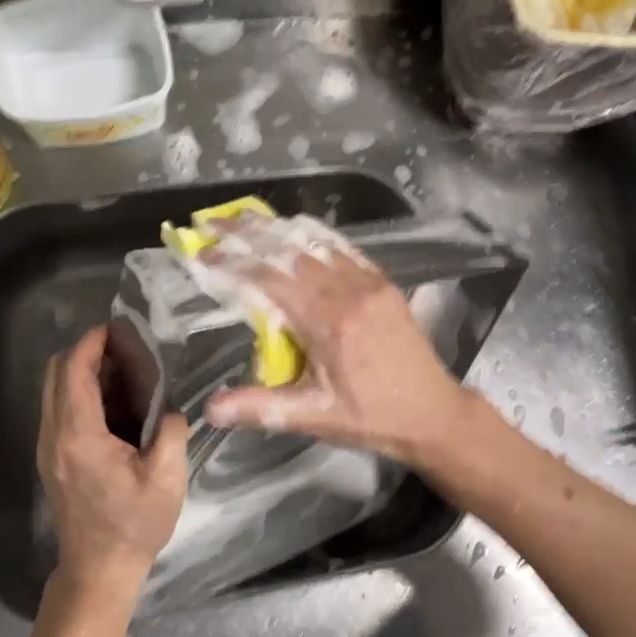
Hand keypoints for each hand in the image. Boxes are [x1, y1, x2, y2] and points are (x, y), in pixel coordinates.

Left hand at [37, 326, 189, 594]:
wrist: (99, 569)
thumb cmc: (135, 524)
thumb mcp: (167, 477)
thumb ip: (171, 430)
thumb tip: (168, 408)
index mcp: (79, 435)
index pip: (74, 370)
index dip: (93, 342)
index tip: (120, 328)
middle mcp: (53, 435)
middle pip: (55, 372)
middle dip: (86, 350)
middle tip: (125, 347)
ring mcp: (47, 447)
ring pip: (53, 390)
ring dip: (82, 371)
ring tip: (124, 370)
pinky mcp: (52, 459)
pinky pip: (58, 409)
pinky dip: (80, 392)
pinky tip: (115, 402)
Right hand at [202, 232, 478, 462]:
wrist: (434, 412)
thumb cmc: (371, 417)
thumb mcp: (315, 418)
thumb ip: (261, 408)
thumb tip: (211, 408)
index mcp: (329, 323)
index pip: (270, 280)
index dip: (232, 264)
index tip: (201, 254)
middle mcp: (349, 292)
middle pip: (289, 251)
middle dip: (246, 234)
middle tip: (211, 222)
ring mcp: (368, 283)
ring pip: (315, 243)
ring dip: (276, 229)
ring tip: (242, 218)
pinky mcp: (382, 283)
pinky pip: (342, 249)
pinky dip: (312, 235)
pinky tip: (293, 228)